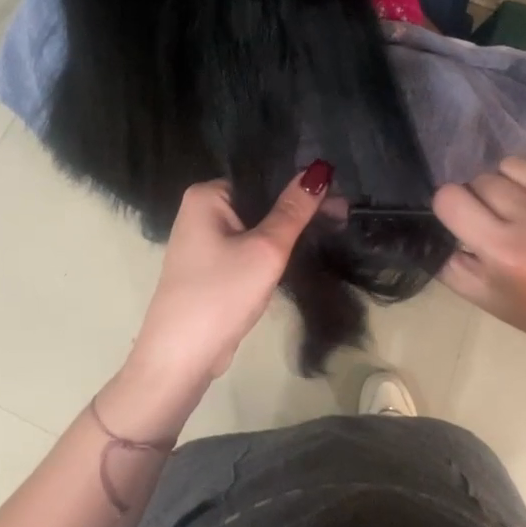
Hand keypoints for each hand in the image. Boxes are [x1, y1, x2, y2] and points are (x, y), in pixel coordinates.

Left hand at [129, 162, 329, 387]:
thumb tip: (320, 169)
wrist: (181, 357)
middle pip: (259, 200)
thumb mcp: (266, 249)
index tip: (339, 193)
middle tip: (344, 212)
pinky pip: (247, 247)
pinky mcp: (211, 267)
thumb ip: (294, 209)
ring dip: (288, 230)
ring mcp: (203, 240)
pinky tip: (301, 250)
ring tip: (333, 225)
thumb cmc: (222, 294)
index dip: (300, 185)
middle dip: (299, 207)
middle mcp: (199, 210)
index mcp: (206, 194)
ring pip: (255, 225)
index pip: (262, 176)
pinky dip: (271, 249)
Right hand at [434, 157, 525, 369]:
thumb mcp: (485, 298)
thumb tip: (435, 222)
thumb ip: (448, 260)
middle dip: (484, 199)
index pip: (450, 198)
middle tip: (500, 222)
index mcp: (507, 253)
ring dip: (511, 184)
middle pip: (482, 179)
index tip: (464, 220)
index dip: (452, 208)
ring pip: (513, 165)